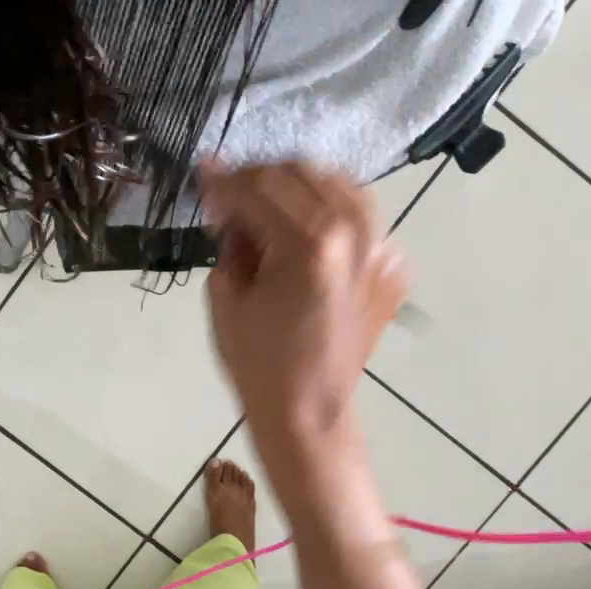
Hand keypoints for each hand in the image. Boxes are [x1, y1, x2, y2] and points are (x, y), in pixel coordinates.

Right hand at [202, 163, 407, 493]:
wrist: (309, 414)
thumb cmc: (258, 366)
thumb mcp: (225, 300)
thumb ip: (229, 243)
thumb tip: (231, 209)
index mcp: (309, 242)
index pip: (260, 186)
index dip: (225, 180)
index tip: (202, 175)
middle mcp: (354, 231)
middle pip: (302, 171)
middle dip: (259, 178)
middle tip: (230, 199)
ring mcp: (380, 247)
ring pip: (337, 185)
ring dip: (297, 188)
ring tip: (267, 210)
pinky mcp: (389, 266)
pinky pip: (360, 219)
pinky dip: (329, 216)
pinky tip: (303, 236)